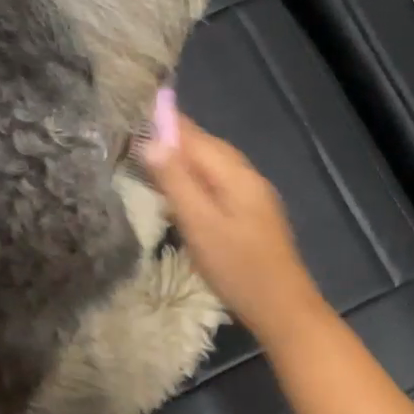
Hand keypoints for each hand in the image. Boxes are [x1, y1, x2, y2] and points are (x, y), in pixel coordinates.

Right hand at [138, 113, 325, 340]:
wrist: (282, 307)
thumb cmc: (237, 267)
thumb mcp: (200, 224)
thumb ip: (176, 182)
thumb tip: (150, 141)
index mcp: (234, 173)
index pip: (193, 136)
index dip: (164, 121)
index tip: (133, 106)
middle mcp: (246, 176)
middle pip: (204, 146)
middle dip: (171, 135)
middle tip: (132, 130)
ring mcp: (251, 196)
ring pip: (211, 165)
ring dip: (180, 157)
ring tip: (147, 154)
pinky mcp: (250, 214)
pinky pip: (216, 183)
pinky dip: (193, 177)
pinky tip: (178, 187)